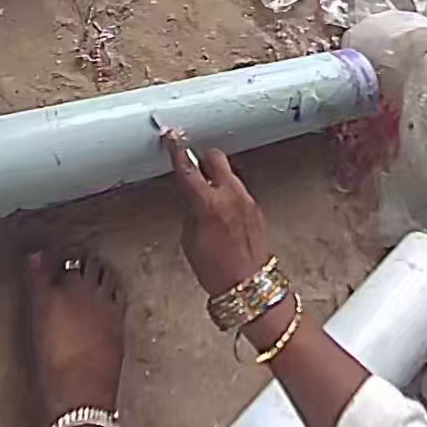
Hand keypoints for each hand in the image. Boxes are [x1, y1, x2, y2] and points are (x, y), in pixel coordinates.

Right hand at [166, 133, 270, 294]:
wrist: (249, 286)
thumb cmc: (217, 270)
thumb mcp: (189, 240)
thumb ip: (189, 209)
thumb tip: (188, 194)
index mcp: (208, 204)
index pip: (188, 169)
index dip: (177, 151)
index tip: (172, 140)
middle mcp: (230, 195)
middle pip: (215, 157)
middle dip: (202, 158)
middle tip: (192, 166)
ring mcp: (245, 199)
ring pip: (228, 172)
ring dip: (216, 176)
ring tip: (206, 194)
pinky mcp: (255, 206)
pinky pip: (238, 188)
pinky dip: (227, 192)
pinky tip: (221, 208)